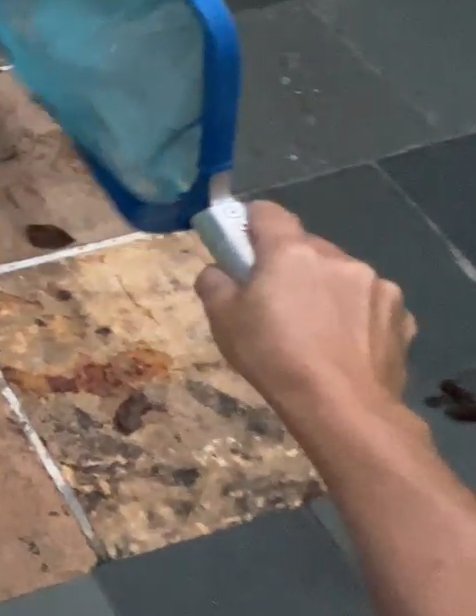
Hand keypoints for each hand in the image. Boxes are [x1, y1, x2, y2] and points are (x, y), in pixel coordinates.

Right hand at [194, 201, 414, 422]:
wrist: (340, 403)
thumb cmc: (269, 351)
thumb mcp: (219, 314)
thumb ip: (214, 280)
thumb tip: (221, 270)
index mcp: (291, 252)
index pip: (268, 212)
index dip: (248, 221)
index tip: (237, 243)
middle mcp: (340, 259)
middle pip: (304, 244)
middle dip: (285, 261)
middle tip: (267, 293)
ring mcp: (378, 286)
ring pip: (337, 272)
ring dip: (319, 284)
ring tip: (306, 321)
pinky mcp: (401, 315)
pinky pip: (365, 299)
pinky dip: (348, 309)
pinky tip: (337, 338)